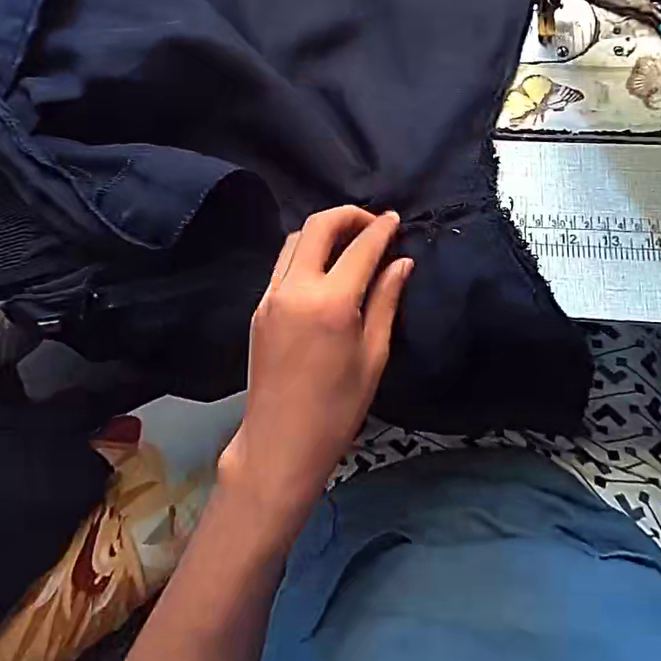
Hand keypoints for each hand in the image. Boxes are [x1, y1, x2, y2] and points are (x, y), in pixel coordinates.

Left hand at [219, 206, 412, 518]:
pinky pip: (283, 263)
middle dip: (348, 215)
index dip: (381, 228)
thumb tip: (401, 262)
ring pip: (295, 239)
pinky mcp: (258, 308)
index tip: (395, 219)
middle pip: (318, 226)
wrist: (279, 445)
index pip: (361, 247)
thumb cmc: (338, 408)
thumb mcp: (373, 355)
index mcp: (331, 303)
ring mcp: (271, 296)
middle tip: (373, 224)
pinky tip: (324, 267)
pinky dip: (305, 251)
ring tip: (350, 242)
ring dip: (323, 230)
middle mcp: (296, 289)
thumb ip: (386, 300)